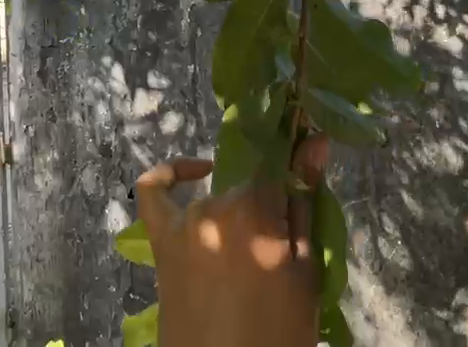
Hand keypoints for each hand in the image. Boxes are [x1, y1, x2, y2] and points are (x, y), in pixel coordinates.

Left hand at [135, 136, 329, 346]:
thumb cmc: (279, 335)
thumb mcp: (305, 273)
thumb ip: (305, 203)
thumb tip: (315, 140)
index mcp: (255, 210)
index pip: (278, 160)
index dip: (293, 160)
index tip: (305, 165)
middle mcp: (215, 206)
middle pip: (250, 190)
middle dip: (269, 211)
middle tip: (283, 250)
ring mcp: (182, 224)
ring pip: (219, 202)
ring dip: (238, 218)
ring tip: (253, 259)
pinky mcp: (160, 244)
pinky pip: (153, 194)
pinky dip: (169, 175)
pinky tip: (195, 174)